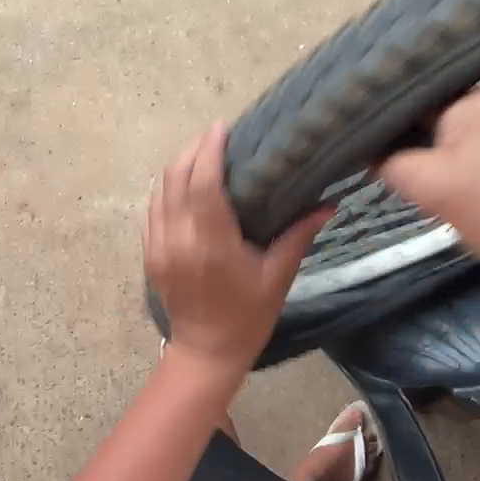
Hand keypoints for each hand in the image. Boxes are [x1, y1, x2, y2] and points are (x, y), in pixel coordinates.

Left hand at [145, 121, 330, 375]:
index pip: (202, 183)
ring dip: (179, 168)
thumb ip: (298, 236)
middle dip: (193, 151)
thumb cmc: (248, 316)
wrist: (207, 352)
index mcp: (211, 244)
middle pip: (175, 178)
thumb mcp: (278, 276)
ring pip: (159, 190)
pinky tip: (186, 185)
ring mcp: (159, 247)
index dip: (209, 150)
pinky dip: (167, 190)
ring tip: (203, 156)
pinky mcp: (150, 254)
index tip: (222, 128)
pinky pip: (152, 210)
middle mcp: (178, 240)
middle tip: (216, 139)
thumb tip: (329, 203)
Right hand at [377, 88, 479, 275]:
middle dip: (434, 156)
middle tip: (428, 192)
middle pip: (449, 126)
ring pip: (476, 143)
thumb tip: (374, 155)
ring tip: (458, 200)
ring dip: (460, 167)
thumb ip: (390, 163)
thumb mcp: (424, 186)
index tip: (393, 166)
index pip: (421, 108)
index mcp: (479, 98)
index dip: (401, 138)